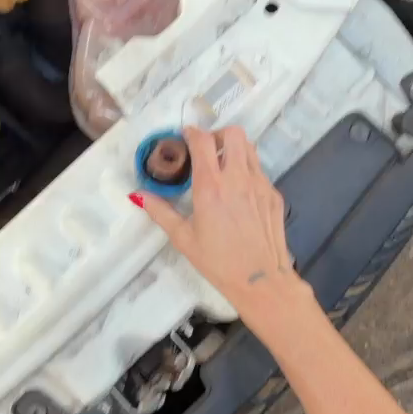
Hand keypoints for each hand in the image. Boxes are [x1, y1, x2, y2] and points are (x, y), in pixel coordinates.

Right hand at [133, 126, 313, 326]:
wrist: (261, 281)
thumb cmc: (218, 262)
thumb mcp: (183, 238)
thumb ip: (160, 212)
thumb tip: (138, 195)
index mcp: (210, 186)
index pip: (203, 140)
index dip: (192, 132)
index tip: (186, 136)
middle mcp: (237, 178)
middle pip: (234, 133)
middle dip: (218, 135)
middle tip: (208, 150)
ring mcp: (260, 184)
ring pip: (250, 148)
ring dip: (235, 150)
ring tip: (223, 168)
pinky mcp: (274, 195)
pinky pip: (260, 171)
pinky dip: (247, 172)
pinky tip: (239, 195)